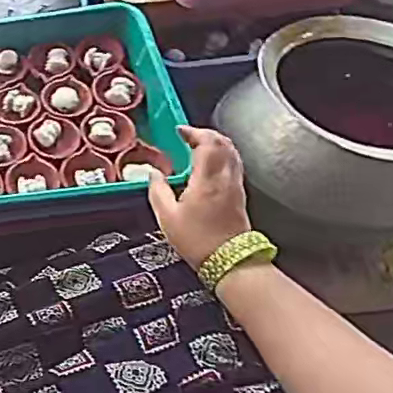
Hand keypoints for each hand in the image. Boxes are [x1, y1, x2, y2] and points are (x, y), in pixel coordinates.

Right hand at [146, 125, 251, 269]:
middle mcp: (225, 178)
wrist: (229, 261)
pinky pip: (233, 165)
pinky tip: (210, 165)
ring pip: (232, 153)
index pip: (207, 143)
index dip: (193, 132)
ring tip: (199, 146)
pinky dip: (222, 156)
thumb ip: (157, 191)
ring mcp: (235, 186)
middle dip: (206, 134)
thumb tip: (153, 174)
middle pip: (223, 143)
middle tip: (189, 135)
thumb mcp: (167, 218)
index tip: (180, 131)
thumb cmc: (198, 241)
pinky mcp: (239, 196)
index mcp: (207, 179)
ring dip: (216, 144)